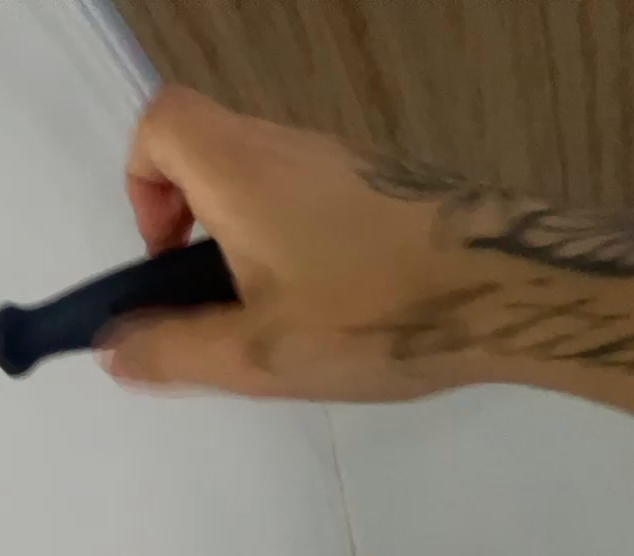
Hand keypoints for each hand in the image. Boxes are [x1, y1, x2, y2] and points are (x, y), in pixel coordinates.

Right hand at [106, 86, 457, 401]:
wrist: (523, 291)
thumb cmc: (373, 316)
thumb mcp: (254, 355)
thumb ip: (169, 351)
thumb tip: (110, 350)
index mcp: (245, 174)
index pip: (160, 121)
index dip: (139, 183)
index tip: (162, 257)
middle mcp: (290, 149)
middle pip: (203, 150)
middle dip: (180, 223)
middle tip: (207, 299)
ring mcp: (341, 163)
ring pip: (253, 176)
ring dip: (230, 238)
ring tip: (262, 314)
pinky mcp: (381, 186)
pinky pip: (300, 195)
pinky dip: (278, 239)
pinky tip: (316, 304)